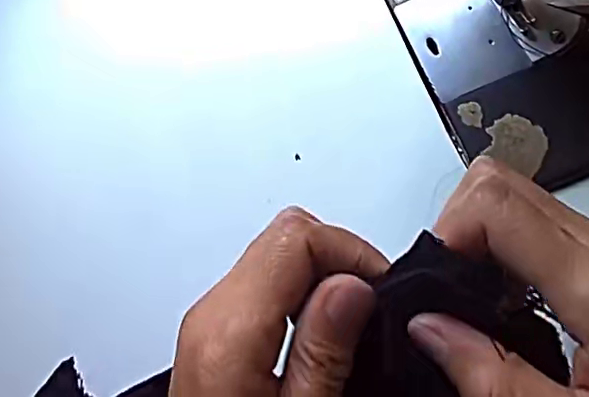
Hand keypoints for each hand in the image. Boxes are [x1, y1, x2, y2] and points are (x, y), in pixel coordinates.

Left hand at [173, 207, 389, 396]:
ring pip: (281, 250)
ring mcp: (210, 321)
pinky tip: (321, 333)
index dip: (351, 252)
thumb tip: (352, 283)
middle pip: (288, 234)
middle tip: (370, 305)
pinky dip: (304, 288)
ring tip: (351, 322)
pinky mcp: (216, 331)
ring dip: (324, 271)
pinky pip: (270, 277)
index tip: (379, 289)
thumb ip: (325, 355)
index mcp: (227, 333)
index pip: (298, 237)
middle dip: (340, 256)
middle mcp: (211, 315)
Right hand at [409, 158, 588, 396]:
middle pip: (502, 180)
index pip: (498, 202)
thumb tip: (431, 328)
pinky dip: (506, 245)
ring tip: (470, 302)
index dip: (448, 231)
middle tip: (444, 290)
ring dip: (480, 235)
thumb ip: (496, 380)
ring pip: (519, 193)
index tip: (432, 282)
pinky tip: (505, 302)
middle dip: (458, 225)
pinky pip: (541, 222)